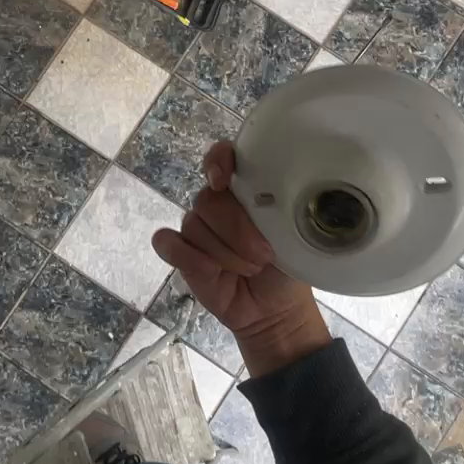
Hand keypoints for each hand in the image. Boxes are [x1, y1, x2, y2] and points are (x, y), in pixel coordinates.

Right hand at [152, 141, 328, 375]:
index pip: (222, 156)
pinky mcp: (180, 252)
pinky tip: (209, 270)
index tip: (222, 180)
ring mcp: (196, 228)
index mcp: (244, 189)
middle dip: (236, 231)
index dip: (218, 160)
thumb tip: (270, 201)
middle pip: (208, 200)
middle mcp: (217, 203)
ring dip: (224, 254)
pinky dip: (188, 257)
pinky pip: (169, 243)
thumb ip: (278, 209)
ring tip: (248, 270)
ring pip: (194, 226)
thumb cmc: (288, 266)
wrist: (275, 308)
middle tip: (263, 255)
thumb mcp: (294, 234)